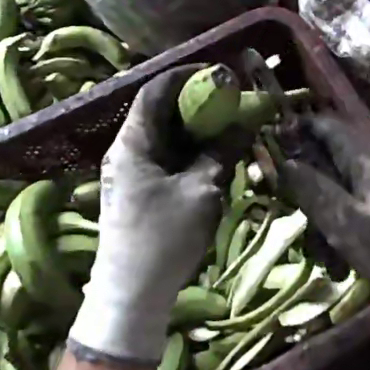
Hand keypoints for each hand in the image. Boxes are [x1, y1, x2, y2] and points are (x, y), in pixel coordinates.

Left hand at [68, 67, 222, 364]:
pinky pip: (163, 156)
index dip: (186, 76)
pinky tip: (212, 157)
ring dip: (193, 128)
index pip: (155, 90)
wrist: (130, 295)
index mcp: (133, 142)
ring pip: (163, 135)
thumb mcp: (201, 191)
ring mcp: (129, 171)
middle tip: (230, 102)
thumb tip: (243, 123)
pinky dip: (187, 150)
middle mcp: (125, 150)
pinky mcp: (136, 189)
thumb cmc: (163, 238)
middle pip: (159, 111)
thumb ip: (221, 152)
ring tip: (227, 127)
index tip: (218, 74)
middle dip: (195, 103)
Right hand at [279, 114, 369, 345]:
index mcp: (368, 158)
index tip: (272, 144)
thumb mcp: (349, 227)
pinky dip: (343, 202)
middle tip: (285, 191)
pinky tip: (338, 233)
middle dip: (307, 164)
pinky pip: (361, 188)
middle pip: (334, 147)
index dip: (297, 128)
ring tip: (311, 223)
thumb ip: (316, 191)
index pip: (326, 125)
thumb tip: (286, 163)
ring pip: (346, 170)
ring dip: (324, 188)